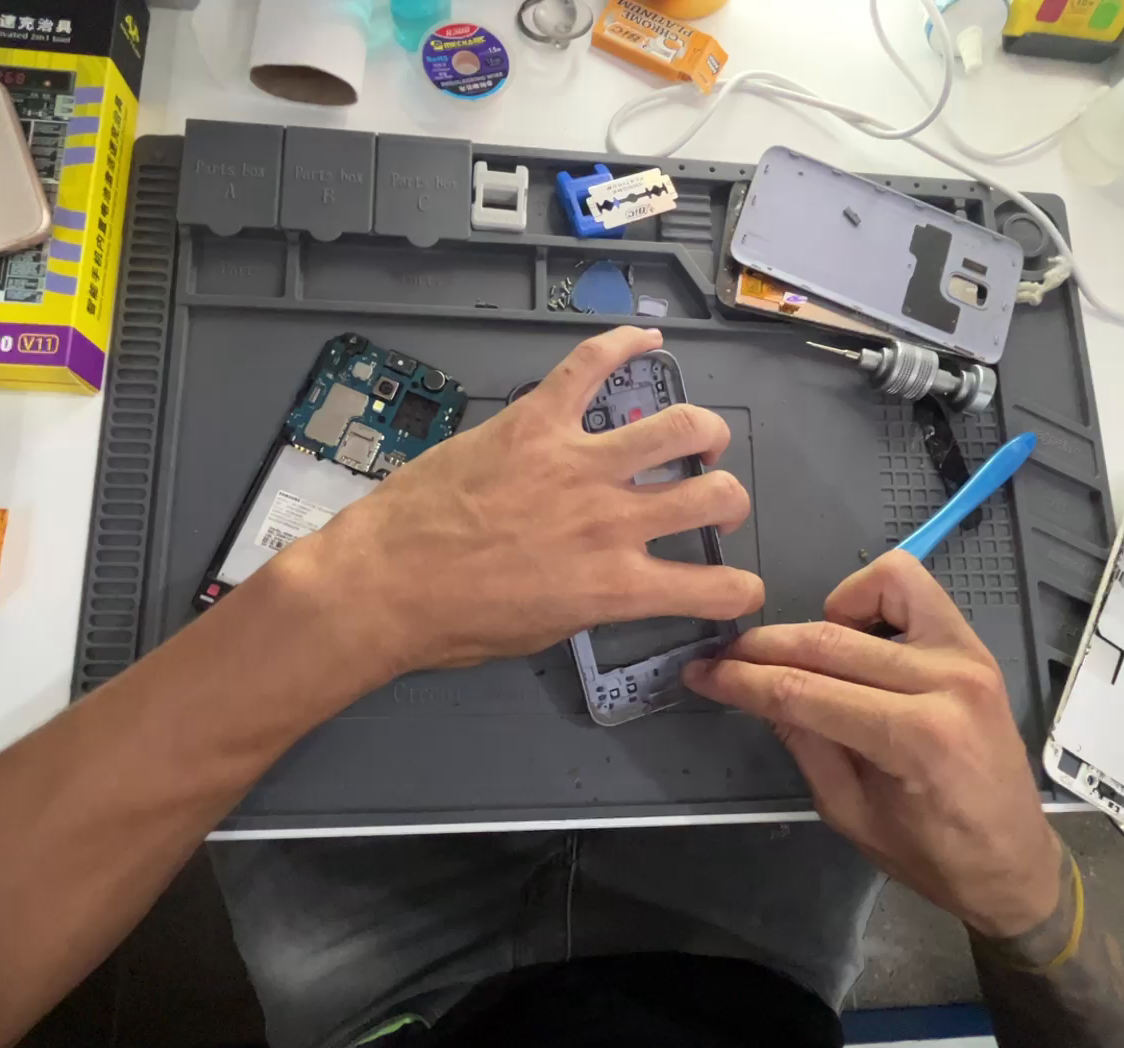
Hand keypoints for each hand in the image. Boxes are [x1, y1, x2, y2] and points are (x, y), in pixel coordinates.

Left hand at [302, 326, 763, 671]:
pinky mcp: (535, 422)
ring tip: (698, 434)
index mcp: (615, 586)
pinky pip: (590, 366)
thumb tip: (607, 581)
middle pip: (714, 495)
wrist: (383, 584)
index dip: (740, 592)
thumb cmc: (451, 621)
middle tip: (716, 499)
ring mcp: (577, 464)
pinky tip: (644, 340)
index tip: (738, 588)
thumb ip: (592, 601)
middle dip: (729, 499)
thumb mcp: (541, 632)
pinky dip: (623, 346)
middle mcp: (612, 521)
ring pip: (676, 425)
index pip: (713, 589)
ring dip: (702, 430)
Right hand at [683, 551, 1060, 938]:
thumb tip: (751, 689)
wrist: (1016, 864)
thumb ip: (801, 740)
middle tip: (722, 659)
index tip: (700, 673)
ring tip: (803, 656)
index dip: (740, 680)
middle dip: (758, 648)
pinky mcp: (973, 645)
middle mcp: (943, 684)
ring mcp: (964, 656)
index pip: (801, 691)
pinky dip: (868, 595)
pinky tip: (854, 633)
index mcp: (914, 740)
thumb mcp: (846, 810)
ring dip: (815, 620)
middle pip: (823, 644)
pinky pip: (910, 586)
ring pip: (867, 594)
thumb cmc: (930, 854)